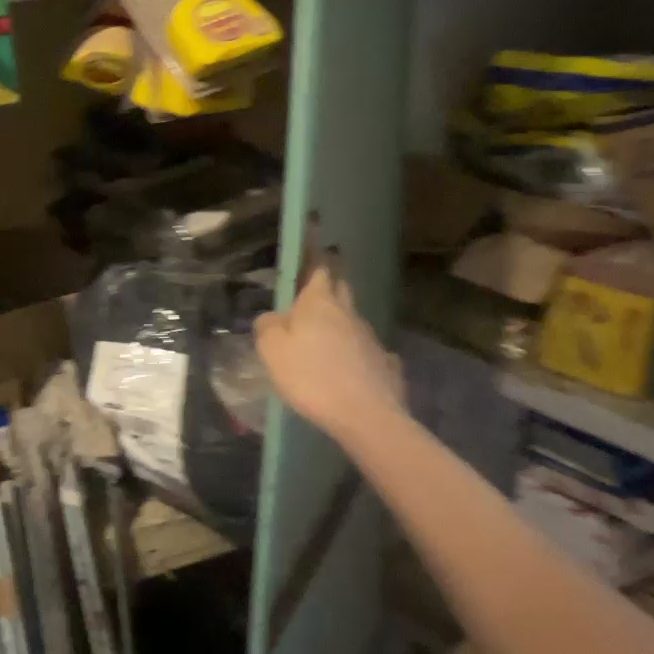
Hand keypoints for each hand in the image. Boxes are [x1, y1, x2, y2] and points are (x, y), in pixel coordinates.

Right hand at [254, 264, 404, 438]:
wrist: (367, 418)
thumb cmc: (310, 376)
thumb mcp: (270, 348)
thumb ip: (268, 325)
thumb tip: (274, 317)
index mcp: (319, 304)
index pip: (318, 268)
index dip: (315, 252)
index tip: (315, 235)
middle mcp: (348, 315)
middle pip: (341, 289)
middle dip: (331, 281)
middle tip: (319, 280)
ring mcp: (371, 340)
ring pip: (353, 320)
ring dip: (340, 319)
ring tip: (326, 330)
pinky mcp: (386, 366)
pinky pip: (367, 351)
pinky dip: (357, 351)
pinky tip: (351, 363)